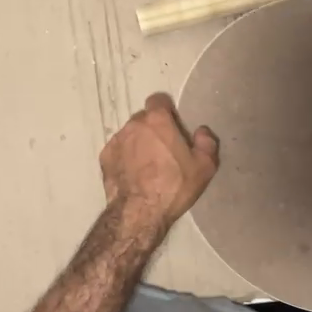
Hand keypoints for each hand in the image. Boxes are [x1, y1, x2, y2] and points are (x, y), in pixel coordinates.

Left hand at [99, 93, 218, 236]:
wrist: (139, 212)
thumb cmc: (174, 186)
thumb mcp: (204, 167)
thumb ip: (206, 143)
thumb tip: (201, 131)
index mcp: (157, 120)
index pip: (158, 100)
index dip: (166, 110)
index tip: (173, 125)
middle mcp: (133, 124)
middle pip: (144, 119)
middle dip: (153, 129)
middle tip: (164, 149)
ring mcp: (116, 140)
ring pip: (130, 134)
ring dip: (138, 143)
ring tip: (148, 165)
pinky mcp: (105, 156)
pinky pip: (118, 150)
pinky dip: (125, 157)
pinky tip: (134, 174)